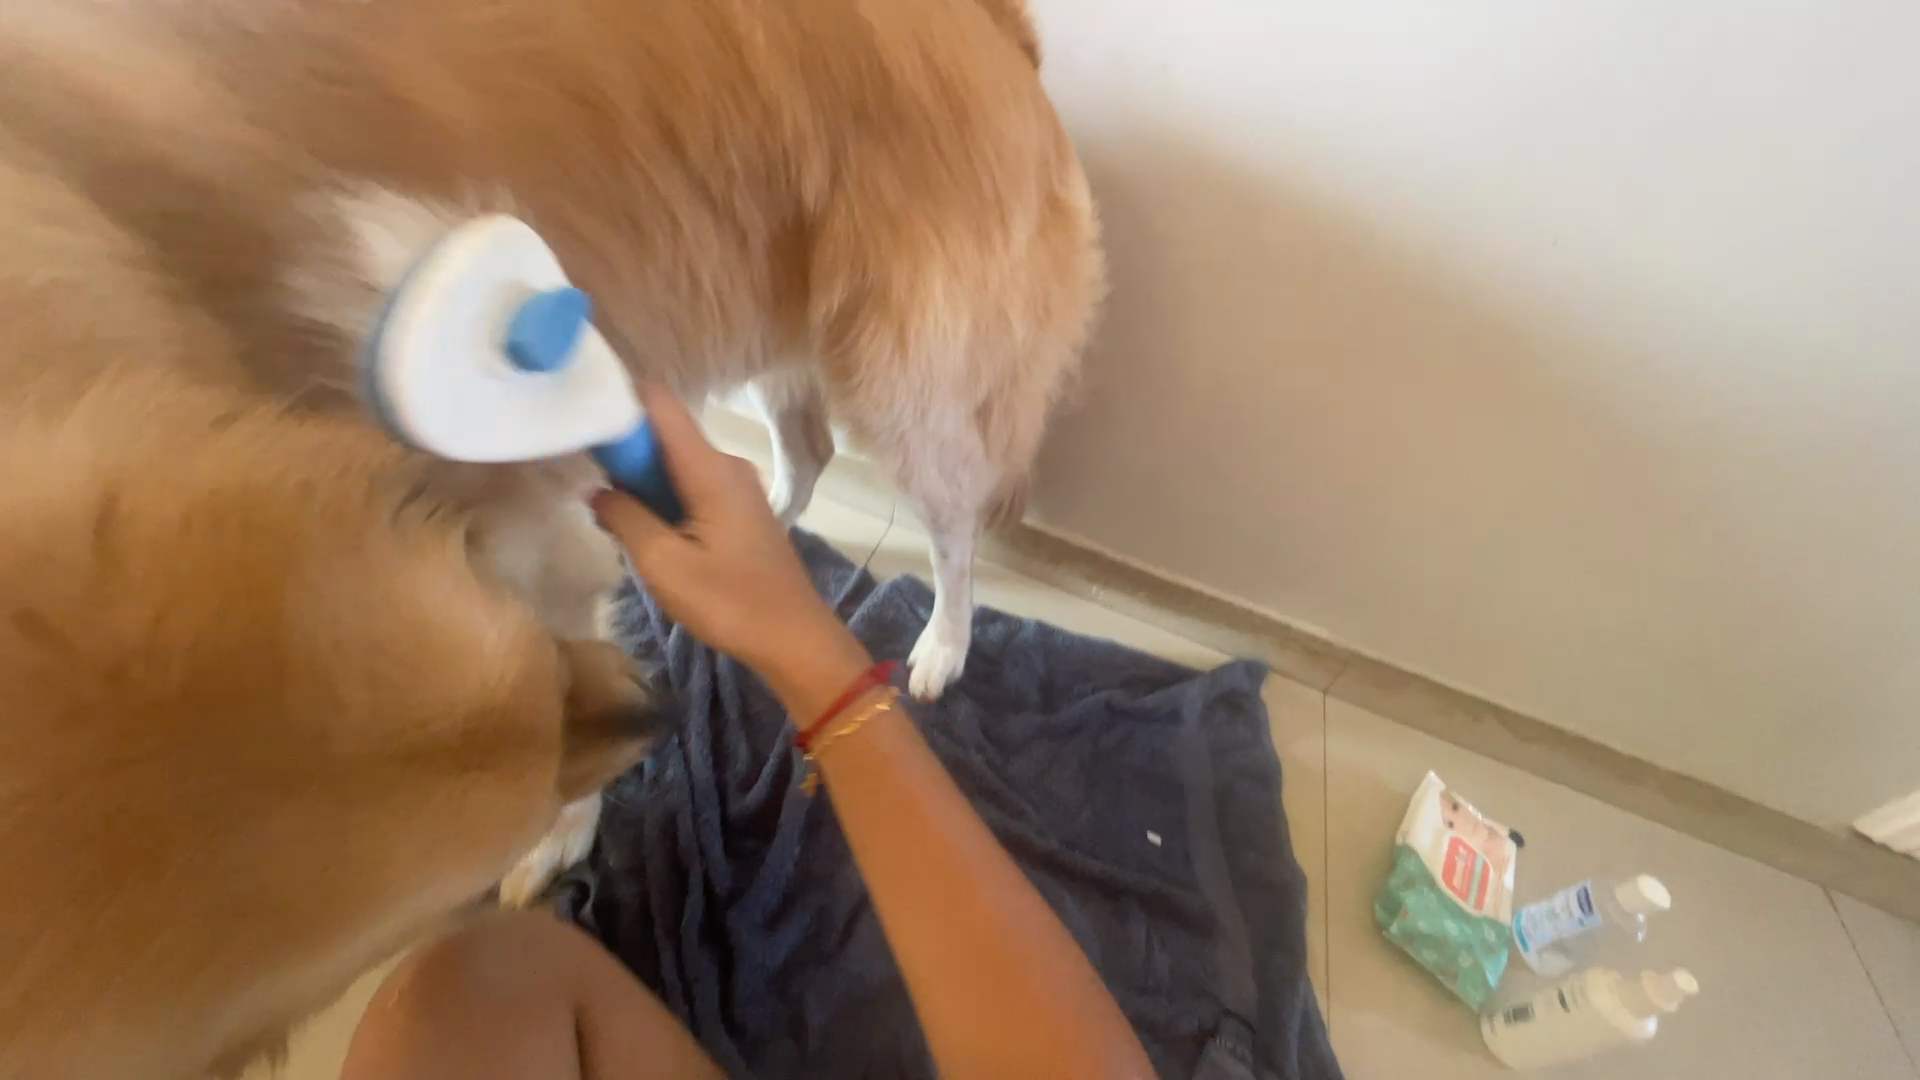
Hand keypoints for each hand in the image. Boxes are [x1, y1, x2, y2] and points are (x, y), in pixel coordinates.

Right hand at [590, 387, 870, 717]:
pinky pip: (694, 487)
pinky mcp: (742, 510)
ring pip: (677, 464)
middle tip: (588, 485)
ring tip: (613, 517)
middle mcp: (728, 465)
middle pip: (665, 434)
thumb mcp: (664, 564)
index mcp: (710, 468)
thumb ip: (625, 518)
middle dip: (624, 453)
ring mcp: (739, 487)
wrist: (793, 635)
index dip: (618, 400)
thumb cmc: (729, 602)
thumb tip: (599, 491)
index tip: (580, 418)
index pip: (659, 403)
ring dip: (643, 483)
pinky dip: (666, 499)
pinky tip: (649, 532)